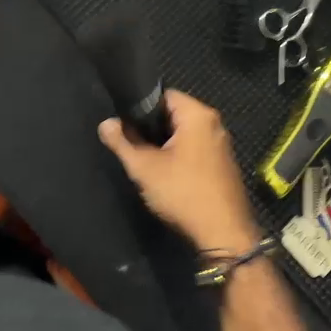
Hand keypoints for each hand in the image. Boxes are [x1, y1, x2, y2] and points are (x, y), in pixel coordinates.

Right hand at [99, 91, 259, 254]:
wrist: (223, 235)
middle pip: (173, 114)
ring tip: (146, 162)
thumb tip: (106, 123)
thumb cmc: (183, 193)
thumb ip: (122, 142)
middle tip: (132, 145)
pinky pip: (195, 149)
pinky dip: (180, 156)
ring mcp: (222, 144)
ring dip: (164, 145)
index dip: (140, 108)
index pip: (163, 95)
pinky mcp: (224, 164)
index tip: (124, 125)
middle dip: (151, 128)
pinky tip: (167, 175)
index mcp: (198, 114)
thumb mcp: (144, 168)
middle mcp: (214, 123)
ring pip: (184, 134)